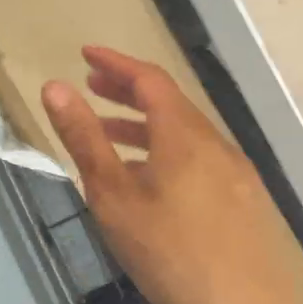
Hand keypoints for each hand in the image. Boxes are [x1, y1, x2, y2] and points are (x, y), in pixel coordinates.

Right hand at [42, 47, 302, 303]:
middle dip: (128, 91)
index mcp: (187, 137)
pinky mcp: (247, 208)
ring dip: (144, 123)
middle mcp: (218, 149)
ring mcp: (239, 180)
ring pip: (187, 134)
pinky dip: (166, 149)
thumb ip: (83, 137)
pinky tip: (146, 179)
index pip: (150, 80)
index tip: (84, 53)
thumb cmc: (171, 250)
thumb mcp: (111, 193)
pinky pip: (201, 159)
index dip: (116, 63)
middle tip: (91, 87)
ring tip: (108, 135)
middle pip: (172, 104)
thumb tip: (54, 85)